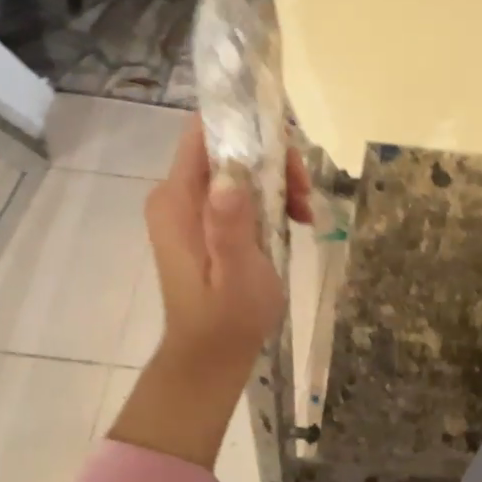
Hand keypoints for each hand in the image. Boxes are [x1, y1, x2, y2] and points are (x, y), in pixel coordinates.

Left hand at [107, 122, 311, 468]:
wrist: (210, 358)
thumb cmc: (227, 317)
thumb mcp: (236, 271)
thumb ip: (230, 223)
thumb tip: (231, 174)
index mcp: (177, 199)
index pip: (205, 132)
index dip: (247, 124)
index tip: (288, 144)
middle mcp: (178, 194)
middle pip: (231, 146)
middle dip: (274, 159)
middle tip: (303, 192)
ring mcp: (191, 207)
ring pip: (242, 165)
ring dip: (279, 179)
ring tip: (303, 212)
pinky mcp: (207, 220)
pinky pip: (243, 188)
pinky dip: (272, 196)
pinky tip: (295, 220)